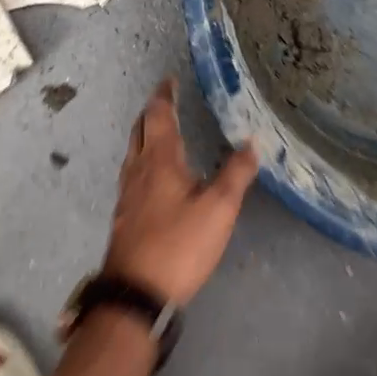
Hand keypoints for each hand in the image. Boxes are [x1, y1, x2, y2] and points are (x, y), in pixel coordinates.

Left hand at [103, 79, 257, 303]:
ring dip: (145, 137)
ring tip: (161, 134)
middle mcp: (138, 171)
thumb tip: (251, 142)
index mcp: (159, 160)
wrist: (135, 295)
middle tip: (166, 101)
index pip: (159, 116)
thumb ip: (236, 174)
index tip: (170, 80)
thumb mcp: (218, 209)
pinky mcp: (124, 218)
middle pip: (140, 131)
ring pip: (133, 154)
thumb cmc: (179, 244)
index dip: (164, 96)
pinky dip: (144, 162)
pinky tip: (155, 178)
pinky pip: (133, 175)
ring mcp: (127, 196)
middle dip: (152, 113)